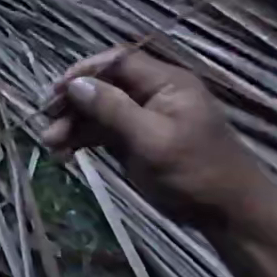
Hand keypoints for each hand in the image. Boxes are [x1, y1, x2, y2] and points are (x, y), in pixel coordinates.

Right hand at [41, 49, 276, 225]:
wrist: (229, 214)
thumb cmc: (196, 171)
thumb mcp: (152, 139)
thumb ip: (113, 109)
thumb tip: (76, 84)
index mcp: (165, 82)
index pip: (118, 62)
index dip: (85, 71)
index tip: (57, 91)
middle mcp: (152, 94)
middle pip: (104, 86)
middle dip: (74, 102)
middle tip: (47, 120)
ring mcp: (143, 119)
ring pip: (99, 111)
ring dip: (73, 124)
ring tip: (50, 143)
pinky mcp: (136, 142)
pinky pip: (103, 132)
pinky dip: (82, 140)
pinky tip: (63, 153)